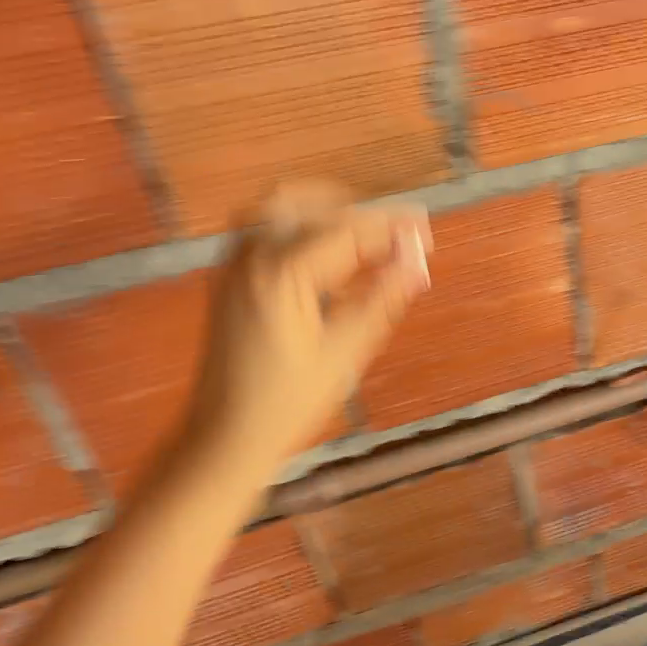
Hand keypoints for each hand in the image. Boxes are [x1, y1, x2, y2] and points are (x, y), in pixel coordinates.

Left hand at [183, 182, 430, 466]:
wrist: (223, 438)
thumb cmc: (285, 406)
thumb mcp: (343, 353)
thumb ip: (379, 300)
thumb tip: (416, 266)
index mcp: (282, 274)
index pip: (347, 230)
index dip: (390, 227)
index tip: (423, 230)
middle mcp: (251, 258)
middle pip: (314, 209)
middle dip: (361, 217)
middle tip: (399, 236)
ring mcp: (232, 266)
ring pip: (279, 207)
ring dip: (323, 209)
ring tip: (360, 230)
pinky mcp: (226, 279)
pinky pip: (259, 227)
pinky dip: (294, 224)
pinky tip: (321, 250)